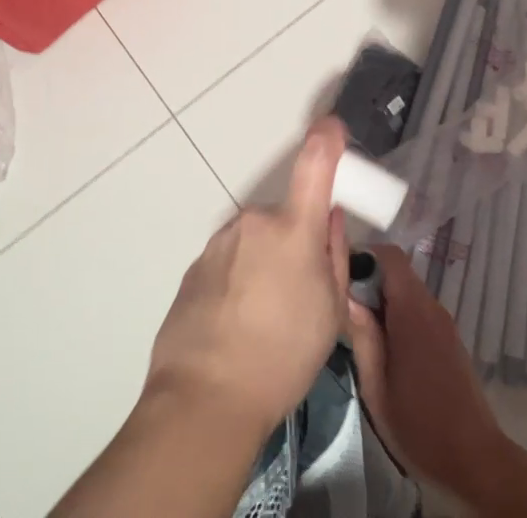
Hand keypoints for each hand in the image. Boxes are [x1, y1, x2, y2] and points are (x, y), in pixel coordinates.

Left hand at [143, 117, 351, 433]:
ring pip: (255, 242)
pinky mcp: (193, 271)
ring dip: (266, 263)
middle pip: (285, 218)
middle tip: (303, 293)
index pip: (315, 163)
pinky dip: (239, 282)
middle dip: (296, 241)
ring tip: (266, 320)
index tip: (333, 127)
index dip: (328, 139)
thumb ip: (333, 255)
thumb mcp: (331, 310)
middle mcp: (253, 224)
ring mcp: (218, 246)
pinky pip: (229, 264)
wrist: (204, 398)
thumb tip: (327, 221)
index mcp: (294, 229)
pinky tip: (238, 327)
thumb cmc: (284, 355)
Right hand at [343, 245, 510, 496]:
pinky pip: (418, 311)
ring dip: (380, 299)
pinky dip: (396, 314)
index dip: (362, 255)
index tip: (335, 272)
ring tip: (351, 323)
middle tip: (336, 302)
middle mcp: (433, 309)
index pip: (390, 257)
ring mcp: (444, 324)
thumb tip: (345, 297)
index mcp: (414, 313)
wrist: (473, 456)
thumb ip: (363, 337)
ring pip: (407, 293)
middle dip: (367, 279)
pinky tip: (379, 342)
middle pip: (398, 273)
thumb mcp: (376, 386)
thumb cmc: (418, 424)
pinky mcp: (449, 340)